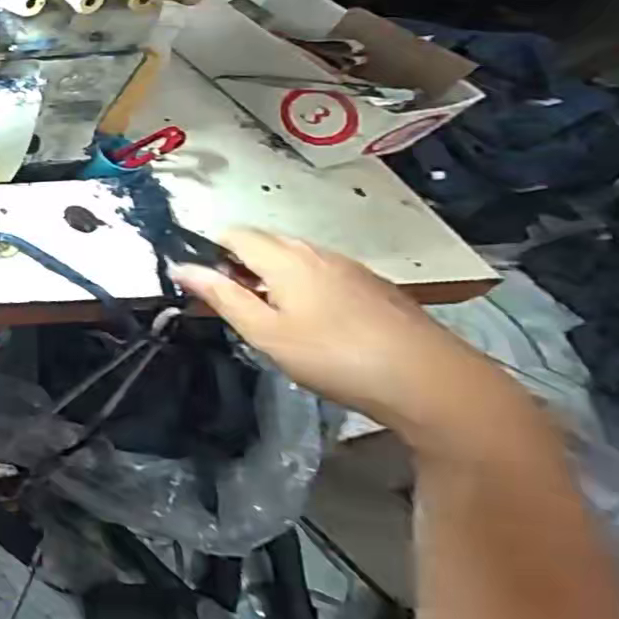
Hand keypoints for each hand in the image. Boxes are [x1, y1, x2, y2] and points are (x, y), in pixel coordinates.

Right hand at [172, 229, 515, 440]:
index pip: (232, 233)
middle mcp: (315, 251)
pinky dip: (304, 286)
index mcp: (283, 257)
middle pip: (264, 241)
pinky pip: (323, 272)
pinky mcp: (375, 287)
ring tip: (272, 316)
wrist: (437, 385)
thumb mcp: (266, 333)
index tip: (203, 282)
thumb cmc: (336, 358)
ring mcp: (350, 267)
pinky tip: (315, 323)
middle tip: (233, 303)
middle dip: (239, 262)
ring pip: (294, 257)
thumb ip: (221, 296)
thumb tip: (181, 267)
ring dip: (272, 275)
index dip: (209, 250)